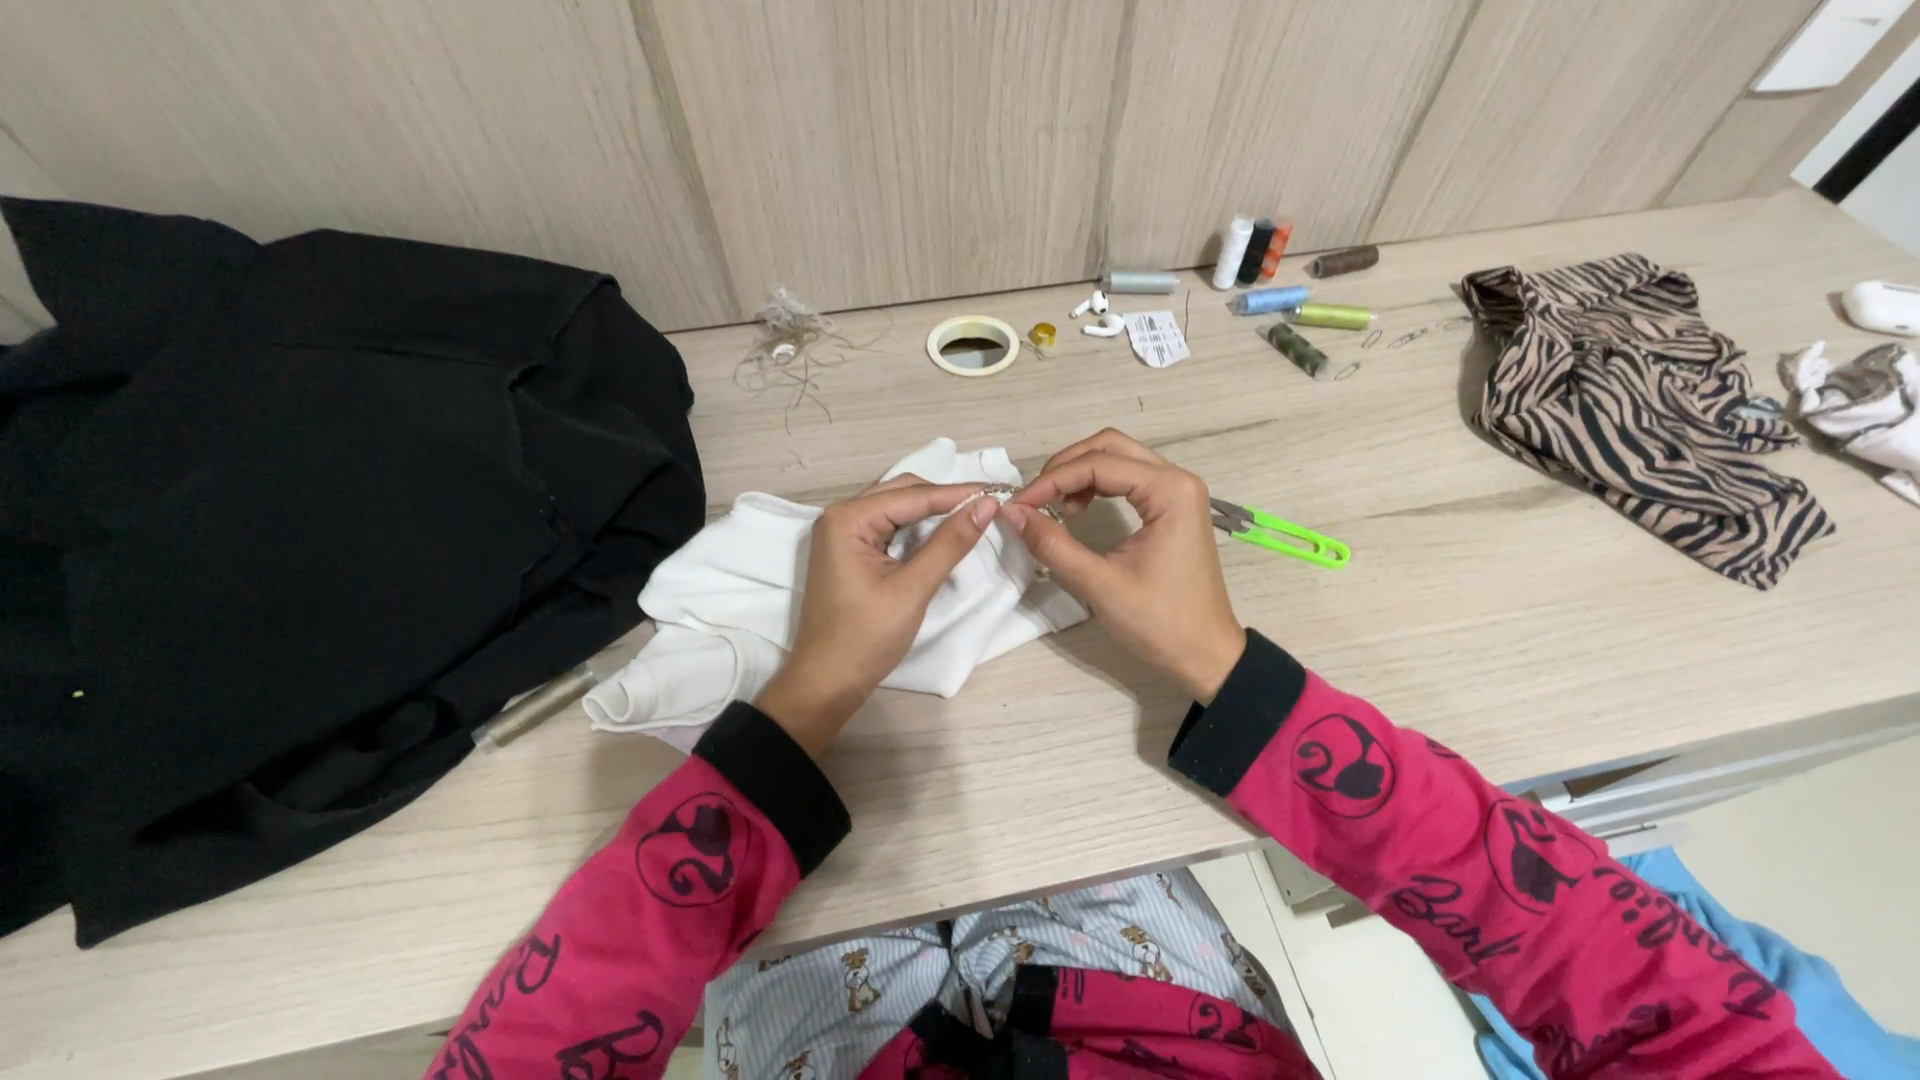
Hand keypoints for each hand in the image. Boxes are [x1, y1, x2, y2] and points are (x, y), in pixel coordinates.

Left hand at [755, 474, 999, 755]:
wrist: (826, 683)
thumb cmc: (865, 639)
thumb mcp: (912, 589)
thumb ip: (949, 544)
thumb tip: (985, 506)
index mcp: (848, 519)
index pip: (913, 496)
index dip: (958, 494)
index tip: (999, 493)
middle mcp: (841, 516)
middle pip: (903, 493)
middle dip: (945, 498)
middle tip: (988, 505)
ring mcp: (842, 534)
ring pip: (897, 508)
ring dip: (933, 512)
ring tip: (973, 515)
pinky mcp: (849, 552)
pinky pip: (889, 527)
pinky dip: (917, 528)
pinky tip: (943, 533)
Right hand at [999, 429, 1244, 703]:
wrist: (1205, 653)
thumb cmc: (1159, 622)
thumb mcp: (1099, 584)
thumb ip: (1053, 545)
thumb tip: (1011, 514)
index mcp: (1169, 492)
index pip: (1099, 464)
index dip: (1052, 480)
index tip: (1019, 506)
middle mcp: (1177, 480)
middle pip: (1110, 446)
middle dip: (1065, 466)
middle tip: (1034, 499)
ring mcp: (1178, 492)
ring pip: (1118, 458)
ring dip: (1080, 474)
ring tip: (1053, 507)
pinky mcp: (1172, 507)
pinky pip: (1128, 479)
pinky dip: (1097, 486)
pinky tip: (1077, 510)